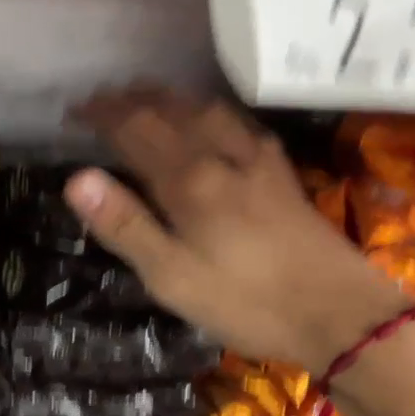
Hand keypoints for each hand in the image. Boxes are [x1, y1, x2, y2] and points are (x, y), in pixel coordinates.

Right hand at [63, 91, 410, 371]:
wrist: (342, 316)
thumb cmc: (244, 303)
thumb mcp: (169, 275)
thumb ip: (124, 225)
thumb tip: (76, 178)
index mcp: (190, 183)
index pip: (137, 131)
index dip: (103, 116)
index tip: (73, 112)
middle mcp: (225, 159)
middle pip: (174, 113)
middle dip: (134, 101)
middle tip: (103, 99)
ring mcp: (260, 166)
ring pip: (211, 113)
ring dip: (173, 100)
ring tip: (149, 99)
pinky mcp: (283, 179)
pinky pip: (242, 127)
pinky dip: (214, 114)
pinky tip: (215, 123)